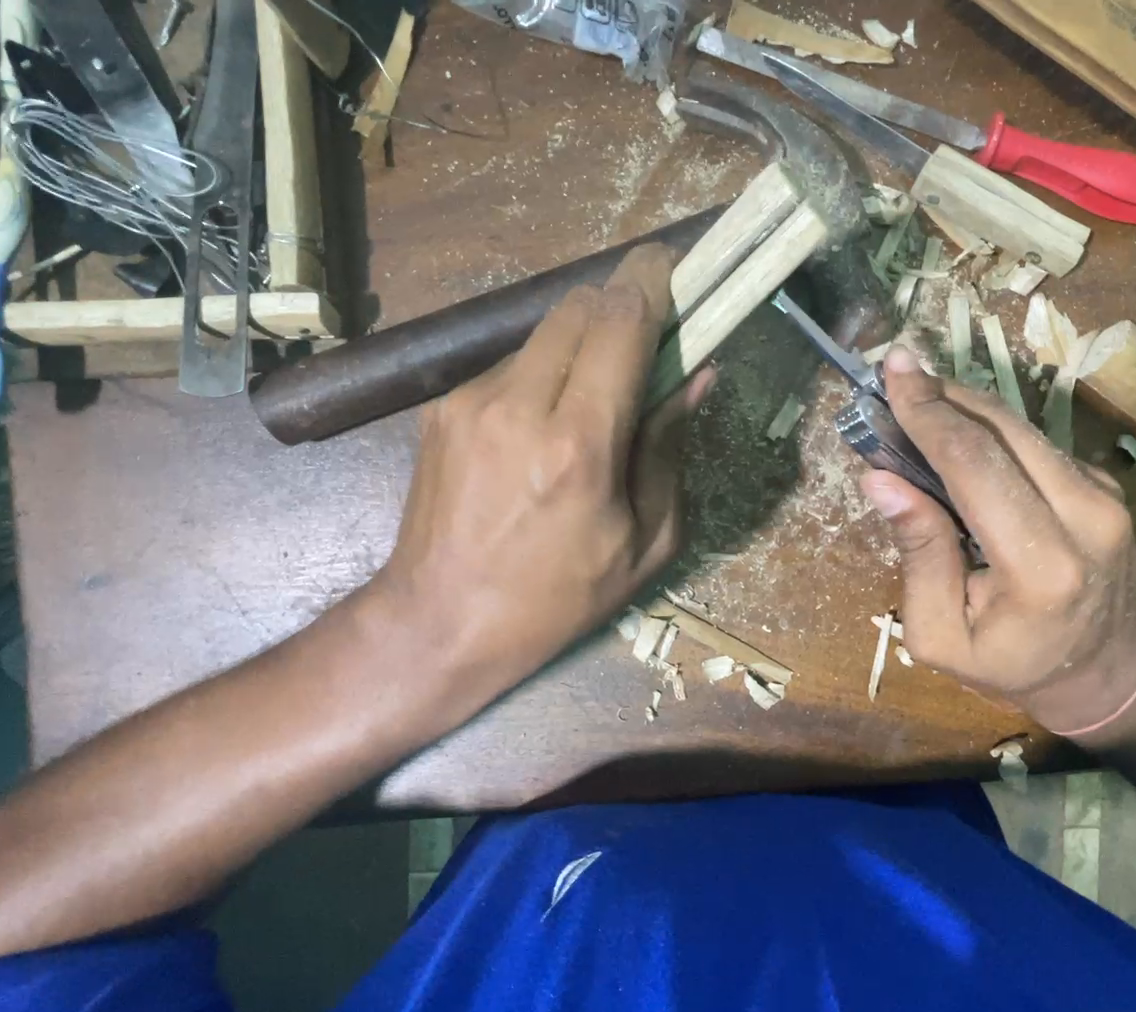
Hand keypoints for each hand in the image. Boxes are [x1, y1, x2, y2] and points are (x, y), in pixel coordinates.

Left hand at [374, 244, 713, 696]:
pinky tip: (543, 427)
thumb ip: (670, 449)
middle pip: (579, 304)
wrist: (441, 621)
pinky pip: (511, 364)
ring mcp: (470, 399)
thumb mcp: (645, 541)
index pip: (621, 322)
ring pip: (543, 331)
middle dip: (621, 306)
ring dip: (581, 343)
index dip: (655, 282)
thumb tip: (694, 377)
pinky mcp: (442, 407)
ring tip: (593, 398)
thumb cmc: (559, 598)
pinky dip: (543, 374)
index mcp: (579, 444)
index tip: (679, 266)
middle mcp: (519, 404)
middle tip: (647, 339)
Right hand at [859, 347, 1135, 734]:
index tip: (891, 376)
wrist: (1105, 671)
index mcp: (1041, 566)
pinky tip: (957, 431)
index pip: (977, 467)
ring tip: (917, 393)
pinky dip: (992, 431)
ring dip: (966, 405)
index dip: (930, 416)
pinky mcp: (1106, 486)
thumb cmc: (1010, 664)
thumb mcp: (940, 635)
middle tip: (896, 369)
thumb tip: (881, 480)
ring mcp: (1104, 497)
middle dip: (945, 395)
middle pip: (1005, 431)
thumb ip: (918, 556)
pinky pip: (1037, 445)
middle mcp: (1085, 518)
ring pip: (1024, 428)